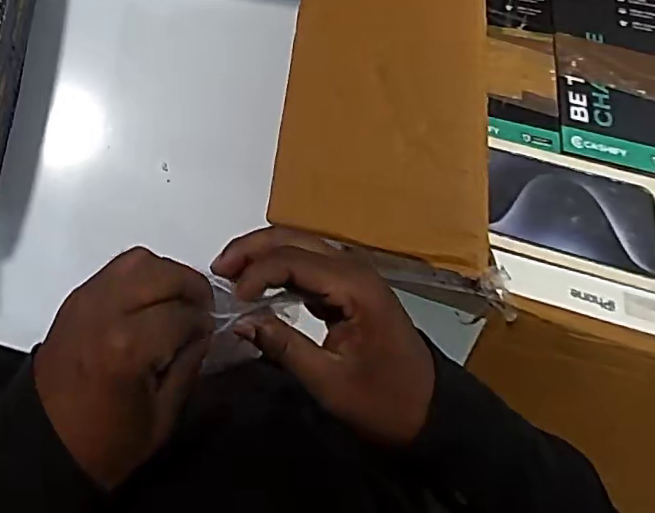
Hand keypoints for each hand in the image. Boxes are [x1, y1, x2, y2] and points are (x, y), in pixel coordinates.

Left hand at [33, 247, 212, 488]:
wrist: (46, 440)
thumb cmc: (105, 441)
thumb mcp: (161, 418)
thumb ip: (188, 366)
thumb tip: (203, 331)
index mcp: (126, 347)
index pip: (180, 314)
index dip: (202, 321)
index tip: (209, 331)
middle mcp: (106, 310)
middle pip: (160, 273)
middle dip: (190, 286)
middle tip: (202, 308)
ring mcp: (88, 297)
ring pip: (138, 260)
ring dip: (166, 273)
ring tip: (178, 297)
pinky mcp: (77, 294)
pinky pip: (117, 267)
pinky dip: (141, 273)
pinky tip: (151, 297)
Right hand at [212, 227, 436, 446]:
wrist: (436, 417)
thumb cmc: (387, 403)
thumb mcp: (332, 384)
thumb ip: (284, 347)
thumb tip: (241, 322)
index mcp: (354, 285)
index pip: (292, 260)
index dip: (256, 274)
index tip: (233, 299)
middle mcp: (351, 266)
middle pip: (291, 239)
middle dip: (251, 249)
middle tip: (218, 269)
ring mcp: (350, 271)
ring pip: (296, 243)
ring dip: (260, 253)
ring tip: (230, 272)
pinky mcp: (346, 283)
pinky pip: (304, 260)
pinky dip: (276, 265)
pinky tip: (256, 281)